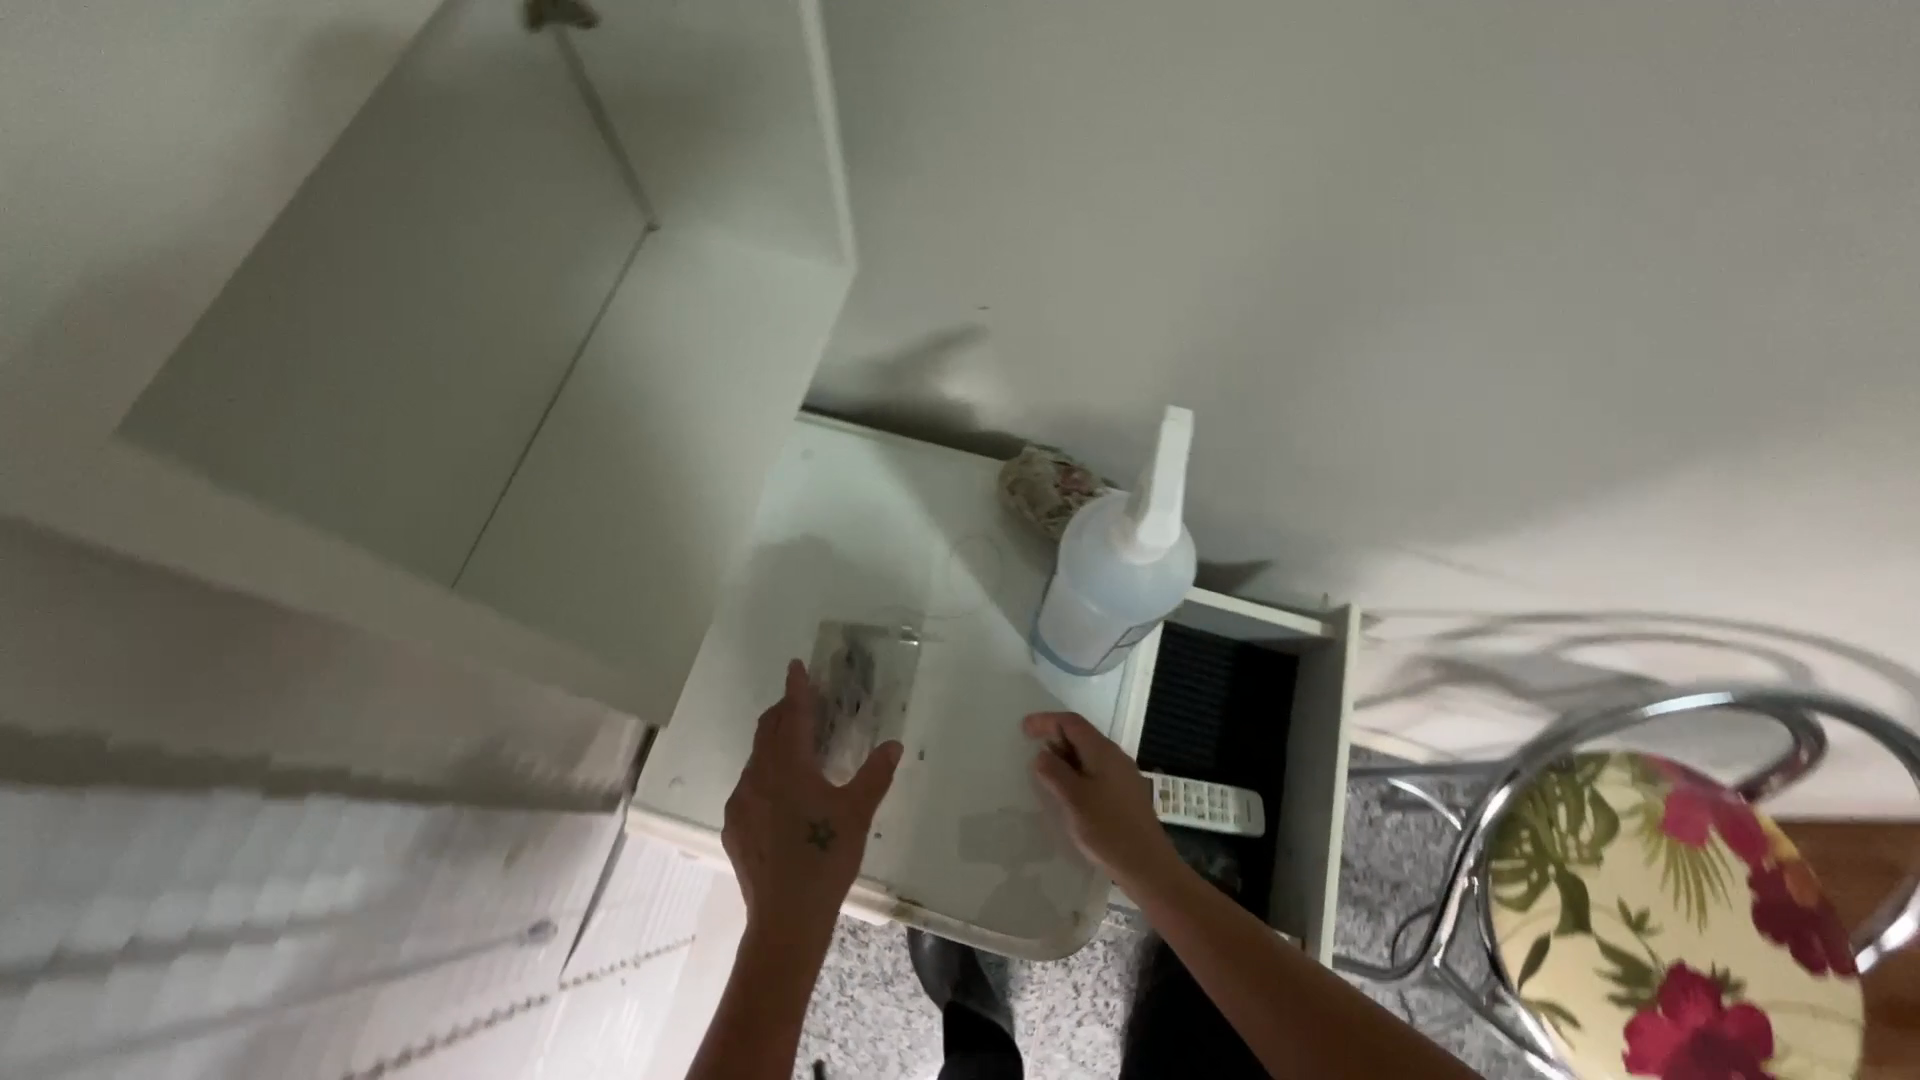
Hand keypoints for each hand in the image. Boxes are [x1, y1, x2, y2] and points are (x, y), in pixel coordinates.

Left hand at [723, 660, 902, 936]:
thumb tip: (892, 744)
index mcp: (789, 767)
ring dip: (775, 743)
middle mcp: (758, 776)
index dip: (797, 689)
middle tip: (802, 701)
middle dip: (784, 711)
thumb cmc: (826, 859)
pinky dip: (766, 775)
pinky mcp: (734, 826)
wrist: (786, 917)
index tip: (797, 666)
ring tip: (797, 747)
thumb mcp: (858, 814)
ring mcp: (741, 802)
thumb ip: (875, 774)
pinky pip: (750, 787)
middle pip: (768, 731)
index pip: (793, 715)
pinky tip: (782, 794)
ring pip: (757, 759)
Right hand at [1023, 711, 1177, 886]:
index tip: (1023, 730)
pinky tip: (1067, 793)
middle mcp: (1116, 757)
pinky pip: (1095, 772)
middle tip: (1030, 752)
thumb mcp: (1074, 799)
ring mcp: (1123, 776)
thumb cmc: (1108, 829)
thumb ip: (1054, 773)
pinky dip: (1076, 774)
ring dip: (1065, 758)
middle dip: (1055, 738)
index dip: (1046, 721)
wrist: (1148, 866)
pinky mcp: (1125, 795)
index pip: (1072, 722)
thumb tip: (1042, 755)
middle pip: (1082, 736)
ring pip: (1088, 756)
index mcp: (1103, 752)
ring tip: (1044, 774)